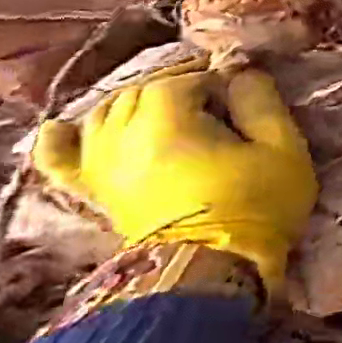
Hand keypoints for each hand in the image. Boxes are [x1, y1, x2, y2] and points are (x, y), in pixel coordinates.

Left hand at [32, 63, 317, 292]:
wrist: (213, 269)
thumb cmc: (258, 203)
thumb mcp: (282, 148)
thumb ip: (262, 104)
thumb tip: (242, 73)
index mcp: (167, 125)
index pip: (179, 80)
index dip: (211, 77)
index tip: (242, 88)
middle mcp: (121, 140)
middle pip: (137, 93)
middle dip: (175, 84)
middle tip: (214, 93)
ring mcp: (100, 168)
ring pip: (103, 116)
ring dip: (134, 102)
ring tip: (169, 106)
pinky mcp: (96, 192)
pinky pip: (61, 160)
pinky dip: (59, 141)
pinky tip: (61, 127)